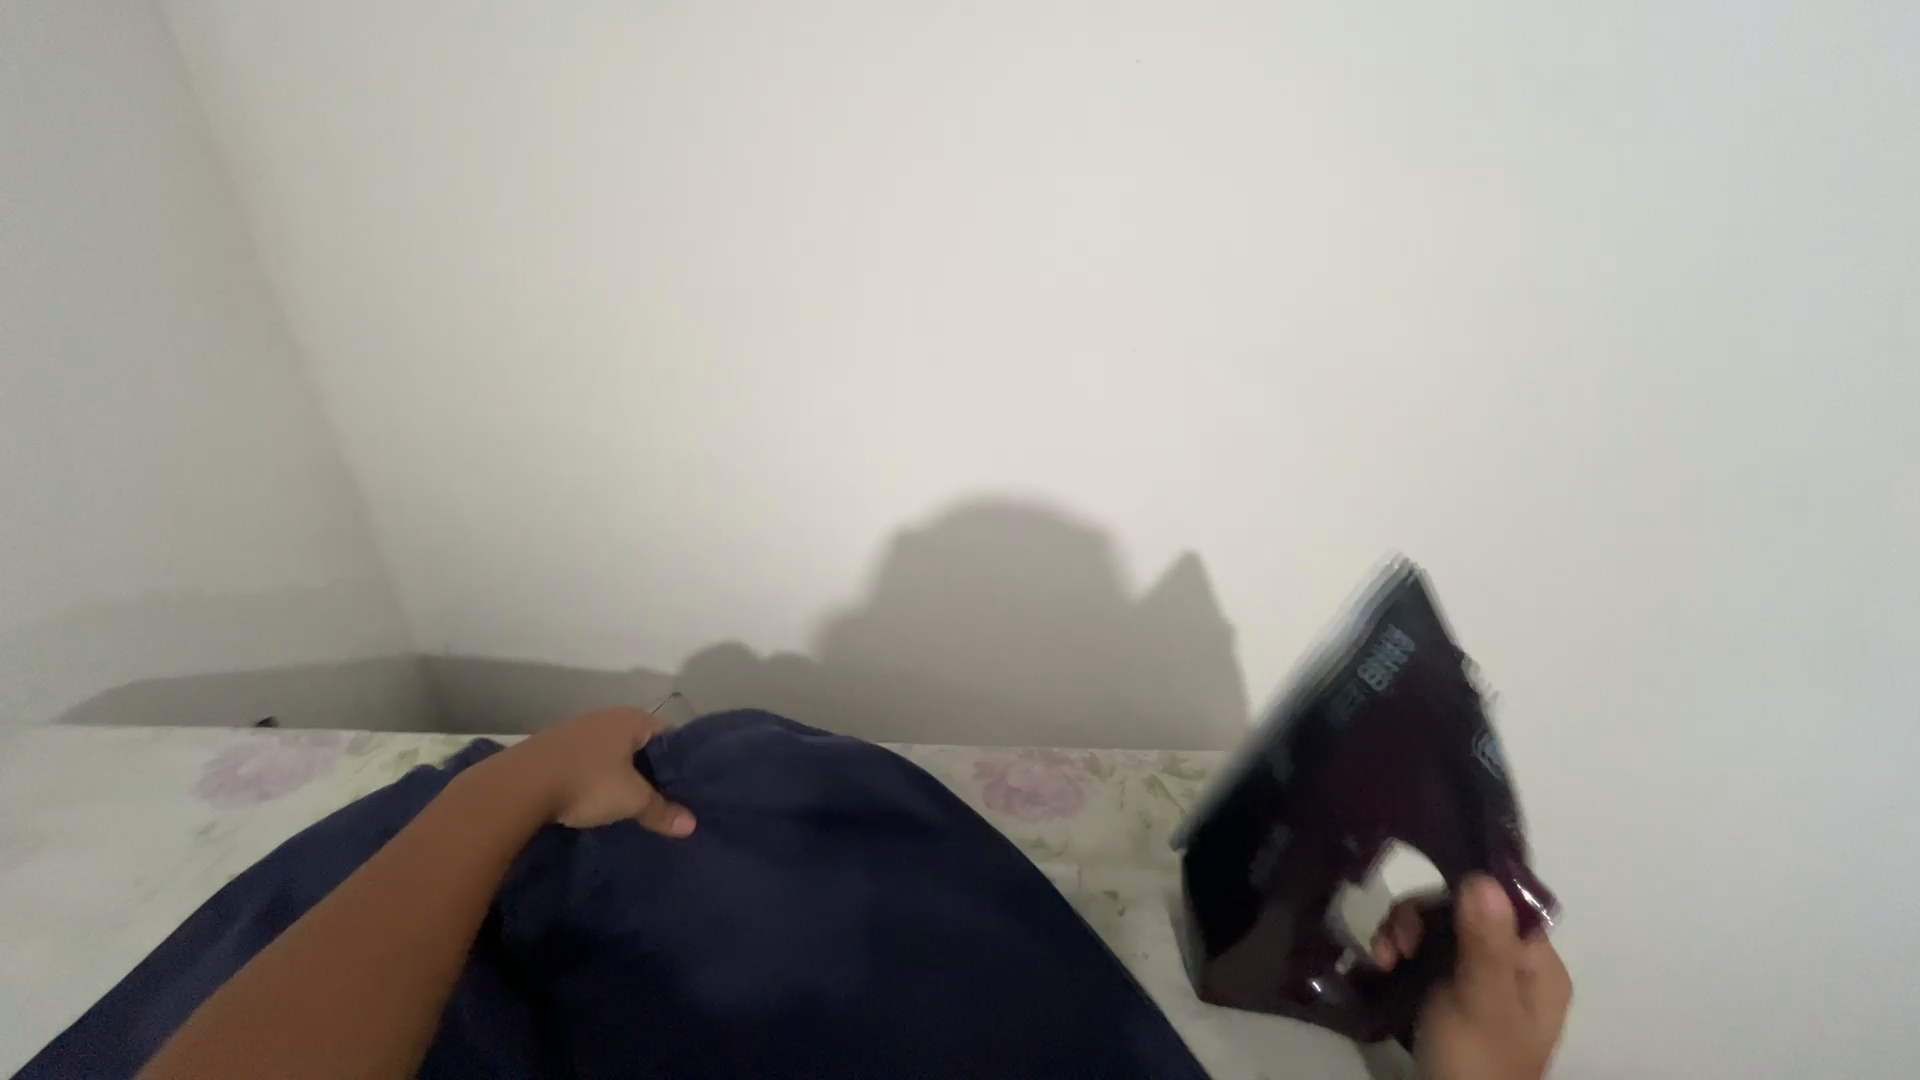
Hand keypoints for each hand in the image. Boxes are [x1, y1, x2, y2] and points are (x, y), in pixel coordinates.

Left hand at [490, 707, 695, 834]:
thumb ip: (661, 810)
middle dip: (649, 769)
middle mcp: (606, 716)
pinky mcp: (551, 747)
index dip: (680, 761)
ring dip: (619, 773)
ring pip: (611, 752)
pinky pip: (585, 760)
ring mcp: (576, 729)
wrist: (515, 787)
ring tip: (626, 801)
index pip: (669, 735)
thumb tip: (691, 826)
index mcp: (632, 719)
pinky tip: (591, 797)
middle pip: (640, 743)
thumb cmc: (586, 783)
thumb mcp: (630, 800)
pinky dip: (593, 776)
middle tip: (660, 797)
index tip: (685, 786)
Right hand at [1371, 876, 1570, 1079]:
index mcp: (1537, 967)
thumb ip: (1484, 941)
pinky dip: (1398, 948)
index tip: (1423, 913)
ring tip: (1384, 957)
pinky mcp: (1448, 989)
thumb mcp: (1480, 999)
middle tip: (1397, 943)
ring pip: (1435, 925)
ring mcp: (1480, 978)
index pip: (1499, 902)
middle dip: (1419, 917)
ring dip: (1402, 931)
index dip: (1458, 895)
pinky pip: (1421, 947)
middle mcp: (1514, 966)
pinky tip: (1382, 963)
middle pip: (1461, 909)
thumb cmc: (1475, 1062)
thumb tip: (1484, 877)